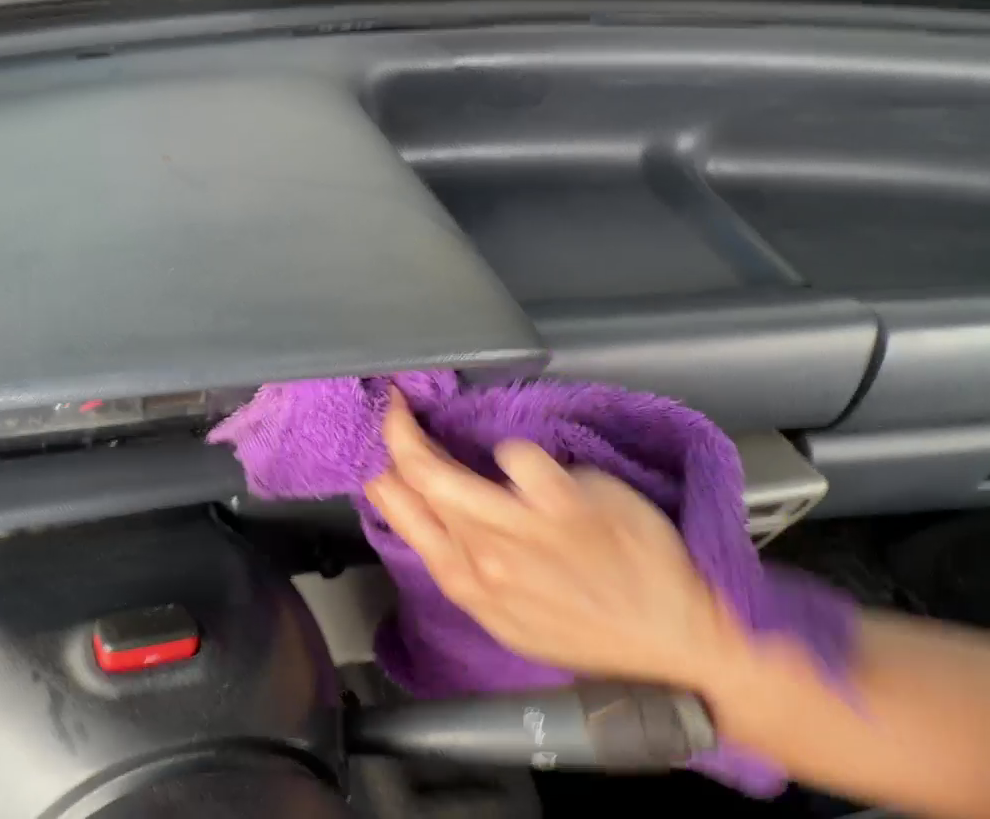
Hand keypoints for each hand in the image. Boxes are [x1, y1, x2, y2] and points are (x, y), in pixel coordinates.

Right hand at [367, 388, 745, 689]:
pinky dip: (519, 457)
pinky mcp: (566, 507)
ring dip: (434, 434)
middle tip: (395, 407)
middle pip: (410, 478)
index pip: (393, 507)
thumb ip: (461, 558)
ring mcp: (520, 530)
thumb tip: (428, 504)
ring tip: (443, 422)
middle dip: (394, 433)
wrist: (678, 647)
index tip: (375, 441)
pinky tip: (536, 473)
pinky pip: (519, 457)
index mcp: (461, 578)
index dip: (375, 466)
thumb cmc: (584, 628)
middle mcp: (479, 554)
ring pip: (442, 468)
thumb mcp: (502, 612)